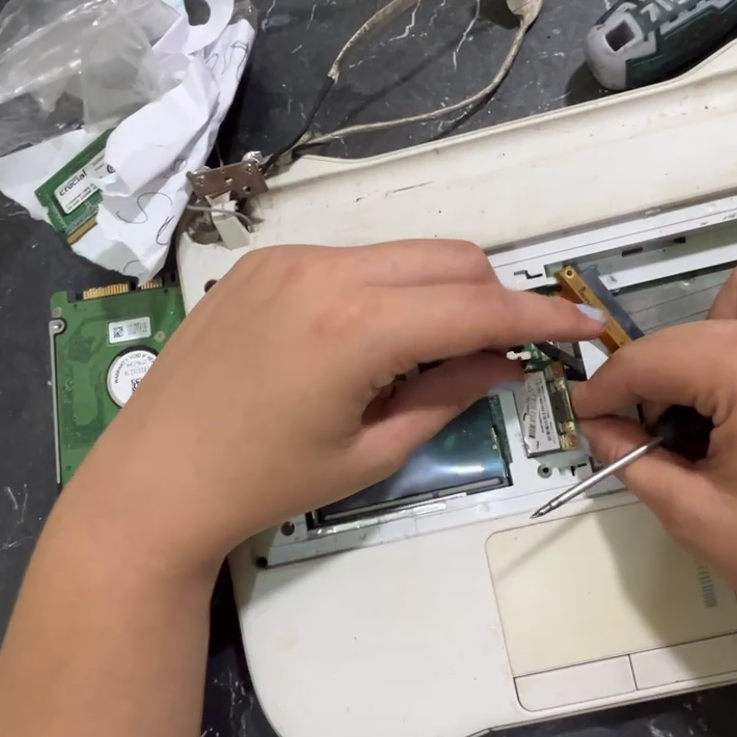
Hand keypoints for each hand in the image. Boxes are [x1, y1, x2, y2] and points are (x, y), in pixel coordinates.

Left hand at [64, 241, 604, 577]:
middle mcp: (326, 270)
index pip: (477, 307)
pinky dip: (392, 287)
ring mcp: (291, 257)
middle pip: (453, 260)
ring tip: (432, 350)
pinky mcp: (266, 260)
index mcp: (356, 327)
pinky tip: (372, 337)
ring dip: (443, 291)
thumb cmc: (265, 484)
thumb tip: (510, 361)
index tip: (586, 324)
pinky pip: (359, 258)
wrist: (151, 482)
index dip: (541, 315)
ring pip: (407, 253)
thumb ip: (451, 395)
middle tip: (499, 352)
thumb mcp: (373, 452)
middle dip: (494, 298)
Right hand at [574, 256, 736, 650]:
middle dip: (665, 373)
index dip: (609, 388)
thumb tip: (601, 425)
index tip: (590, 415)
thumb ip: (632, 458)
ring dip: (729, 324)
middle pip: (699, 324)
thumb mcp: (693, 516)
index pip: (654, 358)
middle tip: (671, 432)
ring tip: (730, 386)